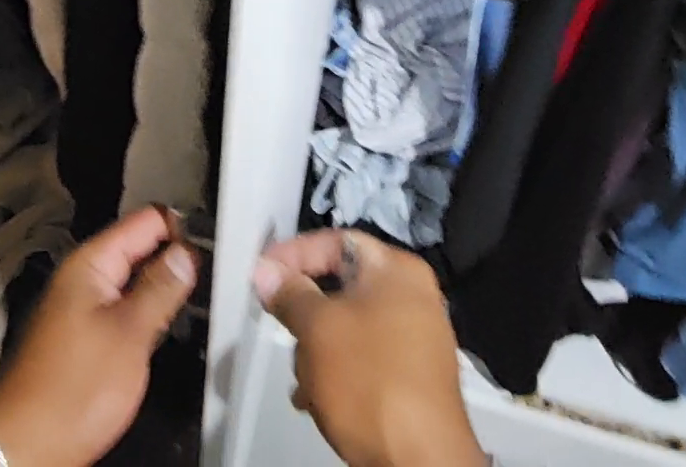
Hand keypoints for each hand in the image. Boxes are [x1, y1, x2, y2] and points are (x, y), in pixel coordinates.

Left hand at [0, 207, 197, 466]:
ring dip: (165, 284)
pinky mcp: (90, 332)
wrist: (27, 447)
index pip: (146, 220)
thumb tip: (186, 253)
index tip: (211, 249)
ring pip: (137, 277)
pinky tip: (171, 321)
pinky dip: (150, 308)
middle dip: (176, 256)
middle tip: (213, 275)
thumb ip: (161, 288)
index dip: (181, 228)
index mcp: (91, 263)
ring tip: (200, 296)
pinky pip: (128, 303)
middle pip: (142, 245)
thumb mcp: (128, 334)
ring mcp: (86, 304)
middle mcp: (87, 276)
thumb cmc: (74, 389)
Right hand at [255, 230, 482, 466]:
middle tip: (282, 330)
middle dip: (306, 311)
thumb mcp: (318, 330)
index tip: (263, 275)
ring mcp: (417, 336)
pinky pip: (365, 355)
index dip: (294, 253)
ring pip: (350, 324)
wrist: (422, 462)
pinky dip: (339, 368)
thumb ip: (290, 295)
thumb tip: (266, 270)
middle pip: (342, 284)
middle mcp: (413, 294)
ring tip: (303, 378)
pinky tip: (318, 398)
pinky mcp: (413, 375)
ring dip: (318, 346)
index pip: (336, 241)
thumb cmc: (369, 381)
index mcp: (397, 270)